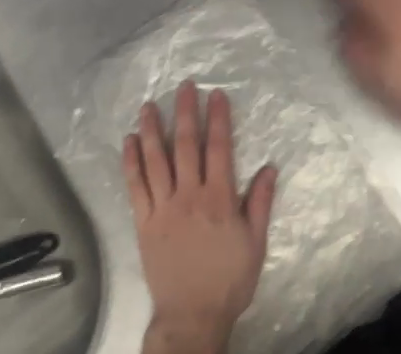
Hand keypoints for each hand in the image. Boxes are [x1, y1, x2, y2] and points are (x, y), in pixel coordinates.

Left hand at [125, 82, 275, 353]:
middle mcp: (189, 195)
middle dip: (186, 112)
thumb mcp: (255, 244)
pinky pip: (135, 185)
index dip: (218, 118)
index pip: (219, 148)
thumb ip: (261, 203)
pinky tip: (130, 141)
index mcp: (219, 199)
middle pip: (186, 145)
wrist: (192, 314)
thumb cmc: (229, 280)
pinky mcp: (144, 221)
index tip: (216, 94)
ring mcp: (163, 207)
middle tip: (184, 86)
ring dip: (152, 129)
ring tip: (149, 105)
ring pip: (156, 159)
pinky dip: (131, 161)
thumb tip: (270, 167)